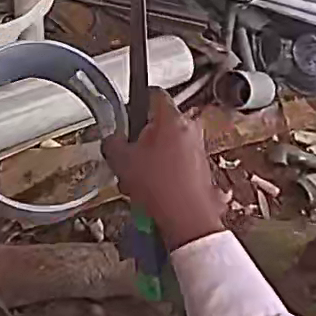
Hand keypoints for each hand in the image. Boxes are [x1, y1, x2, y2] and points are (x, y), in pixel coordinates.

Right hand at [101, 88, 228, 249]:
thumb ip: (112, 142)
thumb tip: (111, 140)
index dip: (138, 99)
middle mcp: (190, 130)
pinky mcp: (204, 171)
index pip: (154, 94)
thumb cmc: (159, 186)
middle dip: (143, 137)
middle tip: (130, 152)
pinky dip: (167, 174)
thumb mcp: (121, 160)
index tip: (130, 106)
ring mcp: (200, 151)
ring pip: (170, 145)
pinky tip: (154, 191)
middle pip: (161, 123)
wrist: (187, 220)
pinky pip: (179, 165)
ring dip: (154, 157)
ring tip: (139, 178)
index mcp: (171, 119)